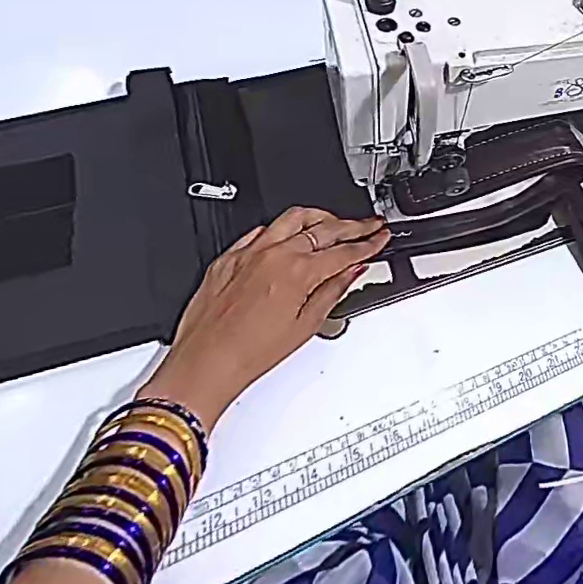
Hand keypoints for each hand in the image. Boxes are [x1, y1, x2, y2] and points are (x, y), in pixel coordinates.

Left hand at [137, 207, 388, 431]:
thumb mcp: (306, 325)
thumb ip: (333, 290)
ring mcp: (250, 252)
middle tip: (370, 225)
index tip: (380, 237)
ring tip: (334, 221)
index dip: (369, 242)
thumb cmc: (248, 354)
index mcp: (298, 272)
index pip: (346, 250)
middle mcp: (275, 255)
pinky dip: (283, 227)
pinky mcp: (229, 257)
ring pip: (294, 217)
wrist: (202, 367)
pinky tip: (290, 233)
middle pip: (327, 228)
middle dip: (355, 225)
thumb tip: (352, 272)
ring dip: (321, 217)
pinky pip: (262, 229)